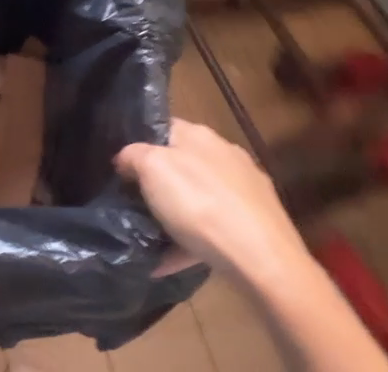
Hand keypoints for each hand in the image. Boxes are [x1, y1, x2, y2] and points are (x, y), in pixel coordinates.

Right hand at [116, 120, 307, 281]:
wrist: (264, 261)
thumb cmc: (200, 205)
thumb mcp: (151, 169)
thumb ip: (132, 155)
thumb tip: (126, 159)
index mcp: (199, 135)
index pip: (161, 127)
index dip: (138, 144)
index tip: (122, 169)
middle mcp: (225, 154)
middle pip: (181, 164)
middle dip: (160, 183)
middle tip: (137, 204)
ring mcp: (246, 189)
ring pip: (200, 197)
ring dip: (178, 214)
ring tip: (155, 238)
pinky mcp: (260, 222)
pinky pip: (216, 226)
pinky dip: (194, 241)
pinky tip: (175, 261)